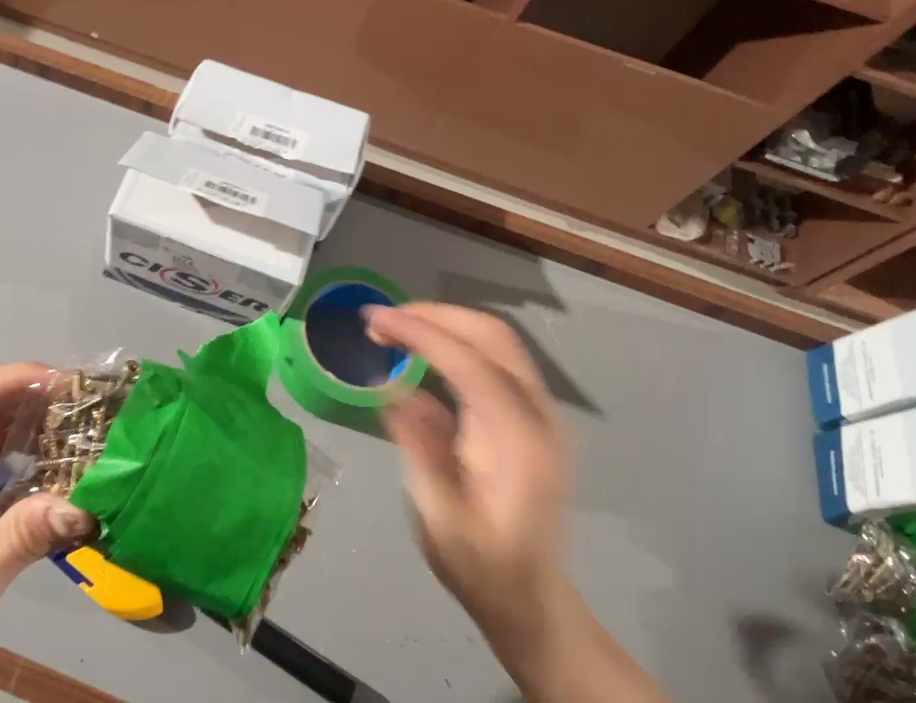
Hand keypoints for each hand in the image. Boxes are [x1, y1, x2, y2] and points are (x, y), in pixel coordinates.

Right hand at [371, 304, 665, 702]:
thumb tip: (391, 387)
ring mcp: (542, 415)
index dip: (419, 332)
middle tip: (382, 320)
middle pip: (492, 336)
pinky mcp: (532, 418)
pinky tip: (422, 354)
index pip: (469, 363)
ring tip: (396, 329)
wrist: (530, 598)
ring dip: (446, 325)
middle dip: (435, 316)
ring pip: (498, 342)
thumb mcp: (438, 515)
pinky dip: (458, 345)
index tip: (373, 319)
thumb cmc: (480, 566)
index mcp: (519, 441)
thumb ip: (418, 445)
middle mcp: (540, 416)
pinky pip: (497, 362)